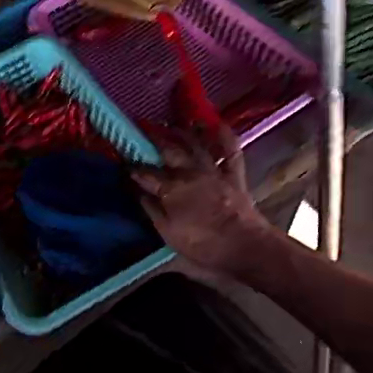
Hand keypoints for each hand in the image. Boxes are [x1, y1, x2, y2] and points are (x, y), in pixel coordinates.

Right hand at [131, 123, 282, 284]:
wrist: (246, 248)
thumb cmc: (204, 245)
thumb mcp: (168, 233)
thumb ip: (152, 210)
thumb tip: (139, 193)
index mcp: (170, 189)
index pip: (145, 174)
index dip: (134, 167)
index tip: (125, 163)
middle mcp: (189, 174)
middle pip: (169, 150)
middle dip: (154, 138)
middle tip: (143, 127)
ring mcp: (213, 172)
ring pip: (196, 145)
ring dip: (184, 132)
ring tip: (174, 123)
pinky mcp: (234, 176)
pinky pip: (231, 152)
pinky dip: (225, 137)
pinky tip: (218, 124)